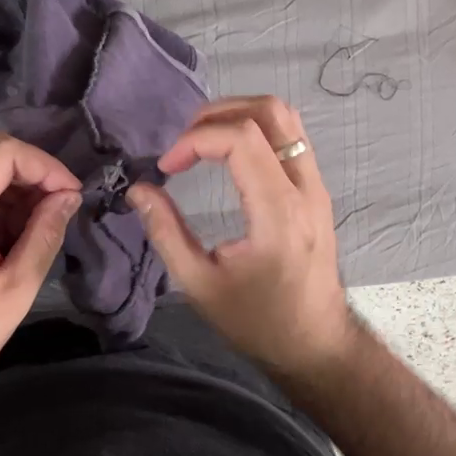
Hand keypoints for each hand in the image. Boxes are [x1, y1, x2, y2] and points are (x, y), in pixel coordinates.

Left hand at [0, 134, 82, 417]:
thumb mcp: (14, 291)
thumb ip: (44, 235)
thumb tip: (69, 197)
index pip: (3, 153)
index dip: (45, 165)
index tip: (70, 194)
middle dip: (31, 173)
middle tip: (57, 208)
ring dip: (11, 186)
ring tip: (34, 226)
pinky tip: (6, 233)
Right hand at [127, 96, 360, 378]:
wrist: (315, 343)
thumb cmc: (257, 321)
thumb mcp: (200, 284)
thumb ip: (166, 232)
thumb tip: (138, 190)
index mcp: (277, 212)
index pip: (242, 139)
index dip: (195, 140)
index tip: (167, 167)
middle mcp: (304, 189)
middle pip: (270, 112)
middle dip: (218, 114)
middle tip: (183, 142)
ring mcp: (317, 187)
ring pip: (286, 119)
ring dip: (239, 116)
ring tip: (202, 142)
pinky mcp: (317, 192)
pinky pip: (291, 138)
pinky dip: (256, 131)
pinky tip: (228, 156)